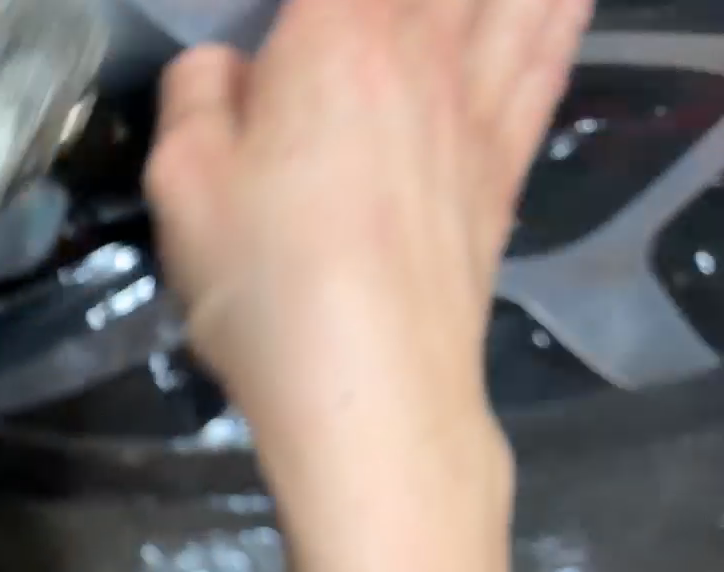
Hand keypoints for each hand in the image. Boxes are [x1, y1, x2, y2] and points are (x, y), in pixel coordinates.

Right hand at [144, 0, 589, 512]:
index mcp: (333, 36)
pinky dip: (544, 10)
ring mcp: (481, 93)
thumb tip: (220, 64)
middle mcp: (423, 40)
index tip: (266, 32)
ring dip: (463, 2)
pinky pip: (550, 39)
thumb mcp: (179, 188)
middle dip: (363, 8)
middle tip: (327, 39)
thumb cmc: (258, 279)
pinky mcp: (510, 151)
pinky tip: (527, 10)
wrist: (364, 376)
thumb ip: (192, 102)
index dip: (286, 3)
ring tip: (412, 25)